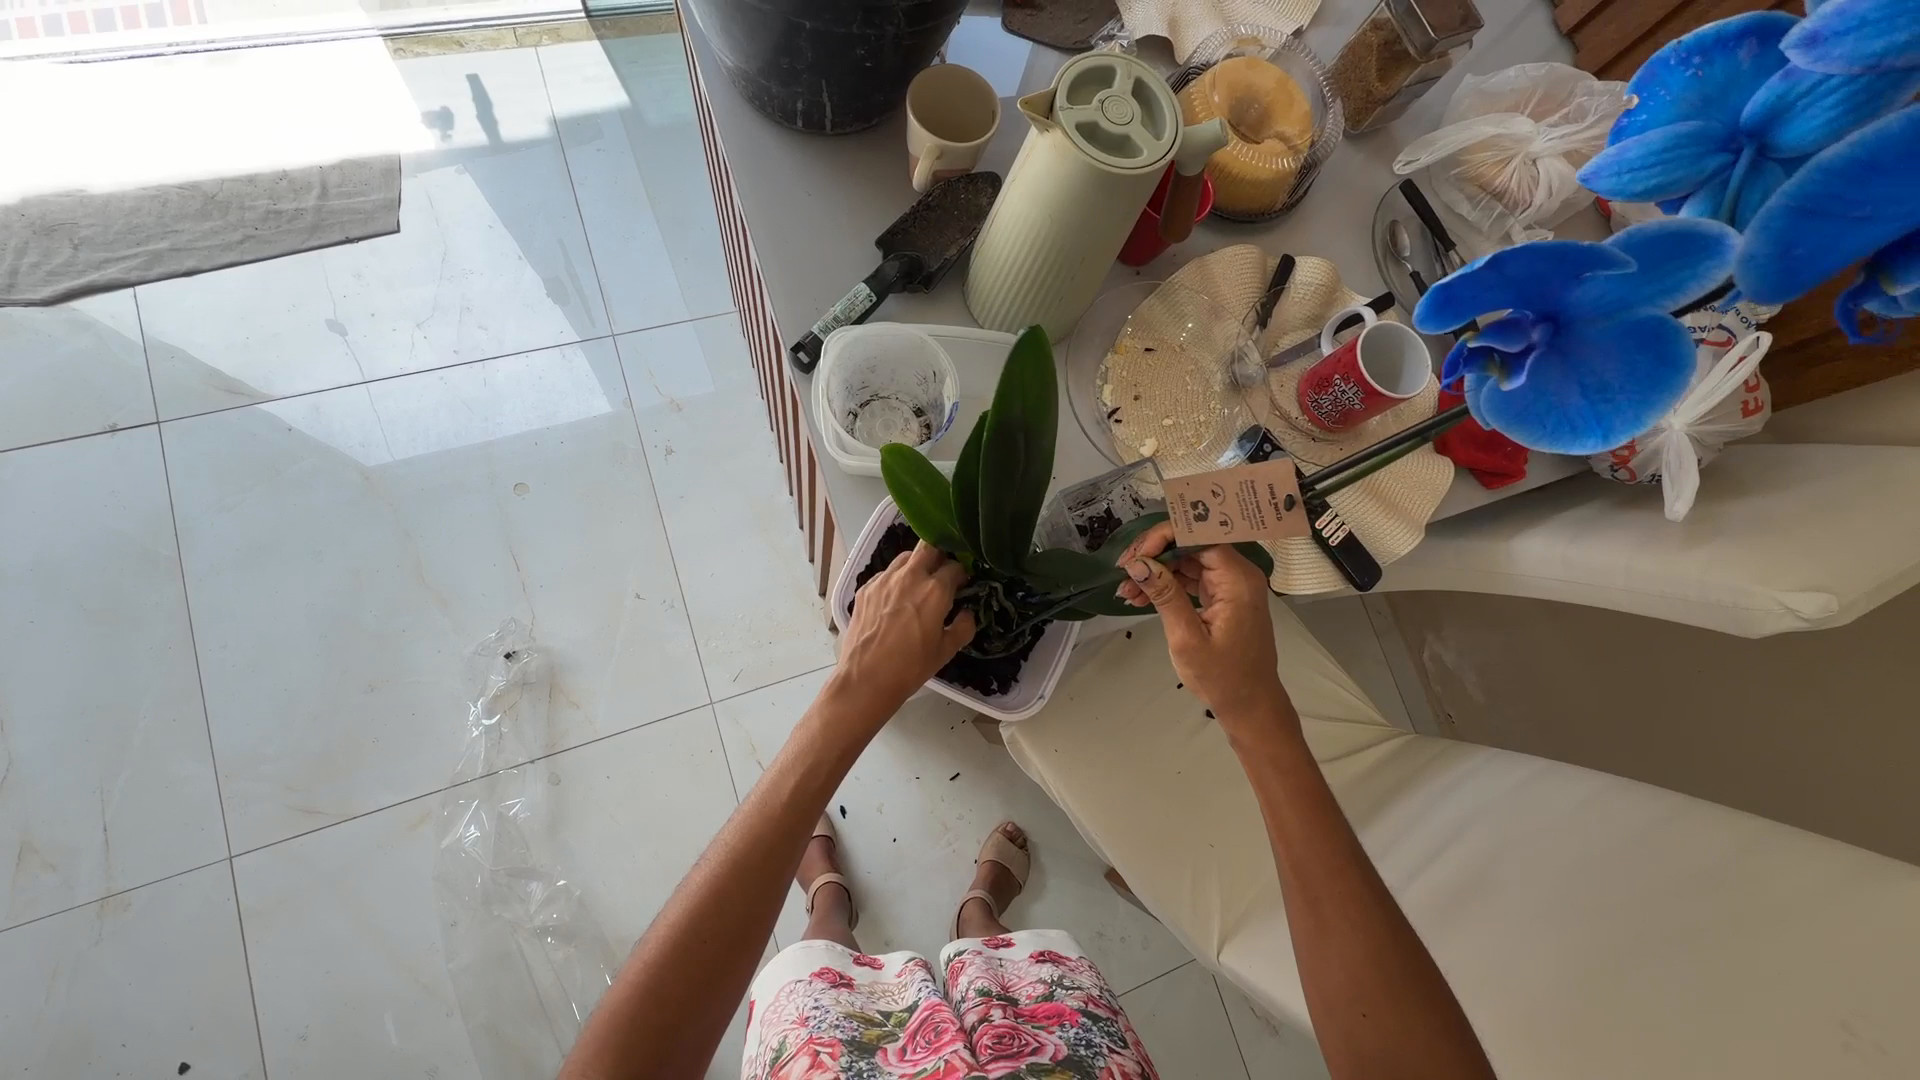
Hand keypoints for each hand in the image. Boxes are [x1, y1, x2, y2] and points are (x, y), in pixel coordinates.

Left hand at [835, 542, 975, 718]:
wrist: (866, 679)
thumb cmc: (911, 667)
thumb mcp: (946, 651)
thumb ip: (963, 627)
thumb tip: (967, 614)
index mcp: (935, 590)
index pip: (955, 567)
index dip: (962, 574)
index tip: (962, 585)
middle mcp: (910, 576)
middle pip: (929, 547)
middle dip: (939, 556)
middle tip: (941, 574)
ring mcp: (884, 580)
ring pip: (905, 557)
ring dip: (916, 564)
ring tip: (918, 584)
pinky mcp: (865, 588)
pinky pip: (885, 574)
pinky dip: (895, 579)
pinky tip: (895, 599)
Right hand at [1114, 523, 1291, 727]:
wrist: (1250, 706)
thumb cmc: (1223, 678)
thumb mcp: (1187, 638)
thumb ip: (1164, 595)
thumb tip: (1138, 563)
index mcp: (1238, 579)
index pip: (1199, 536)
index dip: (1164, 538)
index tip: (1136, 557)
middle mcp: (1238, 575)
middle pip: (1192, 544)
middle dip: (1154, 554)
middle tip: (1123, 572)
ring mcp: (1231, 585)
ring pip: (1187, 561)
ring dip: (1157, 571)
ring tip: (1126, 591)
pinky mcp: (1223, 597)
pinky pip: (1191, 578)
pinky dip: (1167, 585)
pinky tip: (1141, 597)